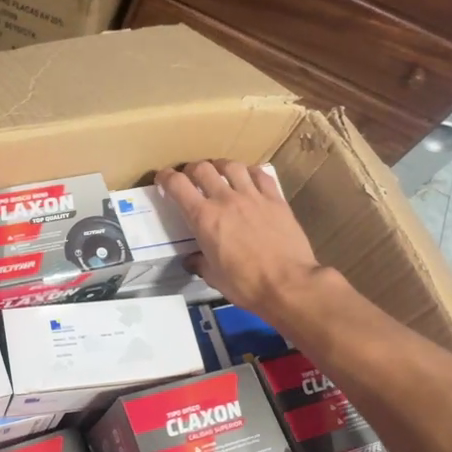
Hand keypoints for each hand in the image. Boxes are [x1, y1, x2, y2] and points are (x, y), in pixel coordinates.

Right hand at [156, 160, 337, 318]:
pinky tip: (249, 178)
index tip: (163, 179)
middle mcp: (225, 200)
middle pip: (203, 169)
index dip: (166, 177)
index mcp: (204, 218)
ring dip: (220, 166)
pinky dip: (249, 172)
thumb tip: (192, 260)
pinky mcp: (276, 200)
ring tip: (219, 172)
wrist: (288, 284)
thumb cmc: (246, 284)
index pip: (178, 185)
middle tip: (191, 177)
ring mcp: (253, 197)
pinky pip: (260, 175)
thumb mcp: (214, 277)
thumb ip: (200, 263)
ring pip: (232, 166)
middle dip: (192, 170)